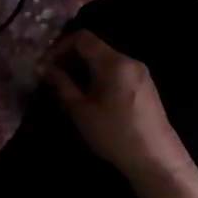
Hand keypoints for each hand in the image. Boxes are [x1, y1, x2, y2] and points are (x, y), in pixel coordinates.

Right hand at [42, 31, 195, 183]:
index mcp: (114, 62)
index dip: (58, 47)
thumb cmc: (114, 133)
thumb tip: (42, 67)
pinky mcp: (144, 87)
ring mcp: (140, 74)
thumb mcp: (80, 110)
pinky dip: (97, 76)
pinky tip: (88, 96)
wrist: (156, 160)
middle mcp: (129, 61)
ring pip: (104, 60)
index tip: (45, 66)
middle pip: (93, 47)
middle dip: (68, 58)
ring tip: (66, 88)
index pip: (82, 38)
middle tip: (50, 77)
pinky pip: (115, 71)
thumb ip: (61, 83)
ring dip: (82, 68)